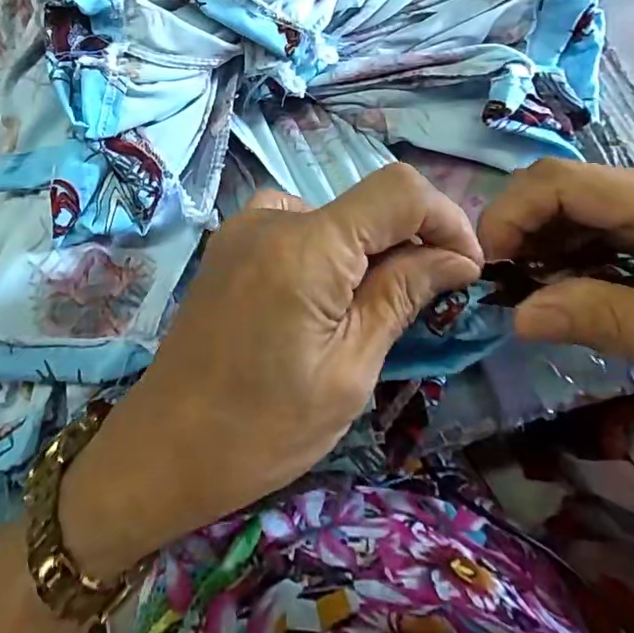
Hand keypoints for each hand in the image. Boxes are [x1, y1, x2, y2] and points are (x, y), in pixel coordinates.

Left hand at [58, 163, 482, 578]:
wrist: (167, 443)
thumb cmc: (263, 426)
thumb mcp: (349, 370)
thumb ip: (400, 296)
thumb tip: (455, 256)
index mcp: (305, 245)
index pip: (398, 189)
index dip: (445, 219)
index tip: (465, 270)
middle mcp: (270, 217)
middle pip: (364, 205)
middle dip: (407, 244)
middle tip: (424, 306)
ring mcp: (241, 227)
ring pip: (331, 218)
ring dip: (364, 253)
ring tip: (367, 317)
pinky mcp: (228, 245)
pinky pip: (294, 230)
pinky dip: (324, 255)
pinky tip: (319, 306)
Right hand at [477, 160, 633, 450]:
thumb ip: (608, 320)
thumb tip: (516, 315)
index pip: (565, 181)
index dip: (511, 213)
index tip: (489, 265)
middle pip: (568, 187)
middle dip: (522, 229)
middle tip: (504, 285)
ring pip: (583, 205)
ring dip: (546, 243)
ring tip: (533, 292)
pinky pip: (608, 226)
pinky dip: (575, 253)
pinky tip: (574, 289)